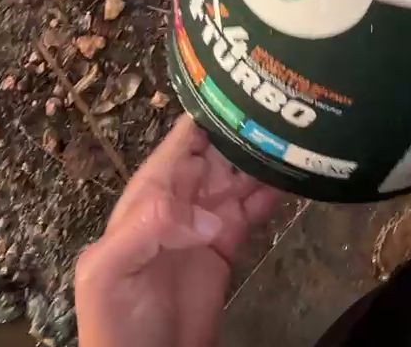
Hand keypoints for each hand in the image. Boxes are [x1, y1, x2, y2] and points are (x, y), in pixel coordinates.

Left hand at [74, 117, 284, 346]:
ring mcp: (209, 219)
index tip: (250, 88)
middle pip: (222, 148)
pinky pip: (258, 204)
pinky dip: (277, 187)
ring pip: (244, 172)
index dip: (214, 112)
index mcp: (152, 191)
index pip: (185, 137)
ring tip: (301, 134)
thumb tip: (206, 217)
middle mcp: (184, 196)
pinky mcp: (231, 242)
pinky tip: (299, 171)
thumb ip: (146, 227)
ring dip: (268, 154)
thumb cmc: (115, 322)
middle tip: (288, 108)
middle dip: (250, 127)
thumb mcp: (109, 271)